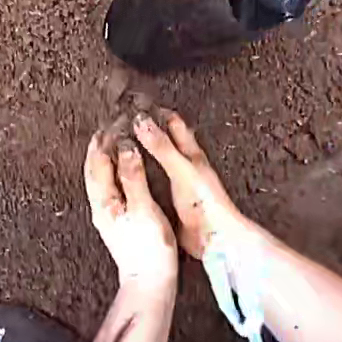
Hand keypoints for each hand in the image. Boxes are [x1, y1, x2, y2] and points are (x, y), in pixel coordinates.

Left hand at [85, 128, 178, 291]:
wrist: (149, 282)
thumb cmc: (149, 249)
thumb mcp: (143, 208)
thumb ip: (133, 176)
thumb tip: (126, 147)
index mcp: (104, 200)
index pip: (98, 159)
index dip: (107, 137)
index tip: (118, 118)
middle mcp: (101, 205)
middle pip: (94, 167)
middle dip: (101, 144)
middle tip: (113, 124)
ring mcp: (107, 213)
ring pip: (100, 176)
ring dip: (106, 156)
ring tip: (117, 140)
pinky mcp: (117, 220)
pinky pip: (110, 185)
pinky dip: (115, 169)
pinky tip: (125, 168)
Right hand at [131, 109, 248, 258]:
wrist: (216, 237)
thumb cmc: (205, 203)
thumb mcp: (181, 169)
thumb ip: (163, 146)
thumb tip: (142, 121)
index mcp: (192, 154)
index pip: (174, 123)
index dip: (157, 111)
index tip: (137, 104)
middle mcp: (187, 166)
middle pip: (167, 140)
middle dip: (149, 129)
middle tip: (127, 122)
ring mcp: (181, 183)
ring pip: (161, 161)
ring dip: (146, 153)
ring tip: (125, 147)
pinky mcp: (174, 201)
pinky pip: (156, 183)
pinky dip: (144, 177)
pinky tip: (133, 180)